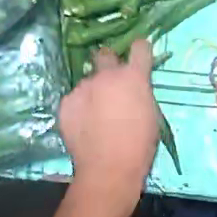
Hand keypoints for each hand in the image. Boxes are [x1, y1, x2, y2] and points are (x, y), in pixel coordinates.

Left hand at [59, 38, 157, 206]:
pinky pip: (74, 99)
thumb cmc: (140, 145)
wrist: (108, 168)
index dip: (140, 51)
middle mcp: (106, 76)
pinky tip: (84, 125)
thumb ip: (141, 94)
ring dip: (93, 92)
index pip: (139, 47)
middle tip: (112, 83)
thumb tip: (133, 91)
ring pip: (88, 82)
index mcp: (133, 77)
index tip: (140, 56)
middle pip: (105, 54)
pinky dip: (80, 108)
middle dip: (109, 63)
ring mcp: (82, 88)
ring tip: (96, 115)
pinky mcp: (65, 104)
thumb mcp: (151, 114)